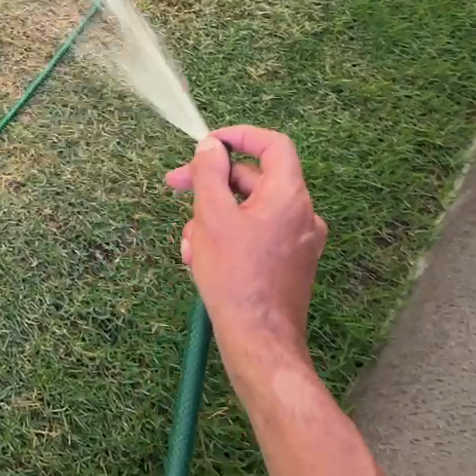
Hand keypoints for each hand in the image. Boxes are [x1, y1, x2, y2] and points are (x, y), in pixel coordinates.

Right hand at [164, 126, 326, 360]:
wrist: (258, 339)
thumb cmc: (234, 273)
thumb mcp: (211, 215)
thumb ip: (209, 173)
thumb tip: (211, 146)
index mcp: (289, 197)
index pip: (273, 145)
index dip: (239, 136)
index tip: (206, 144)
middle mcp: (301, 214)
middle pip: (253, 177)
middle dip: (209, 180)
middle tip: (174, 184)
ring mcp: (297, 240)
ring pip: (247, 207)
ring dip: (211, 215)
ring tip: (189, 242)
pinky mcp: (288, 261)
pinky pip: (254, 231)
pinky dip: (226, 234)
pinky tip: (201, 256)